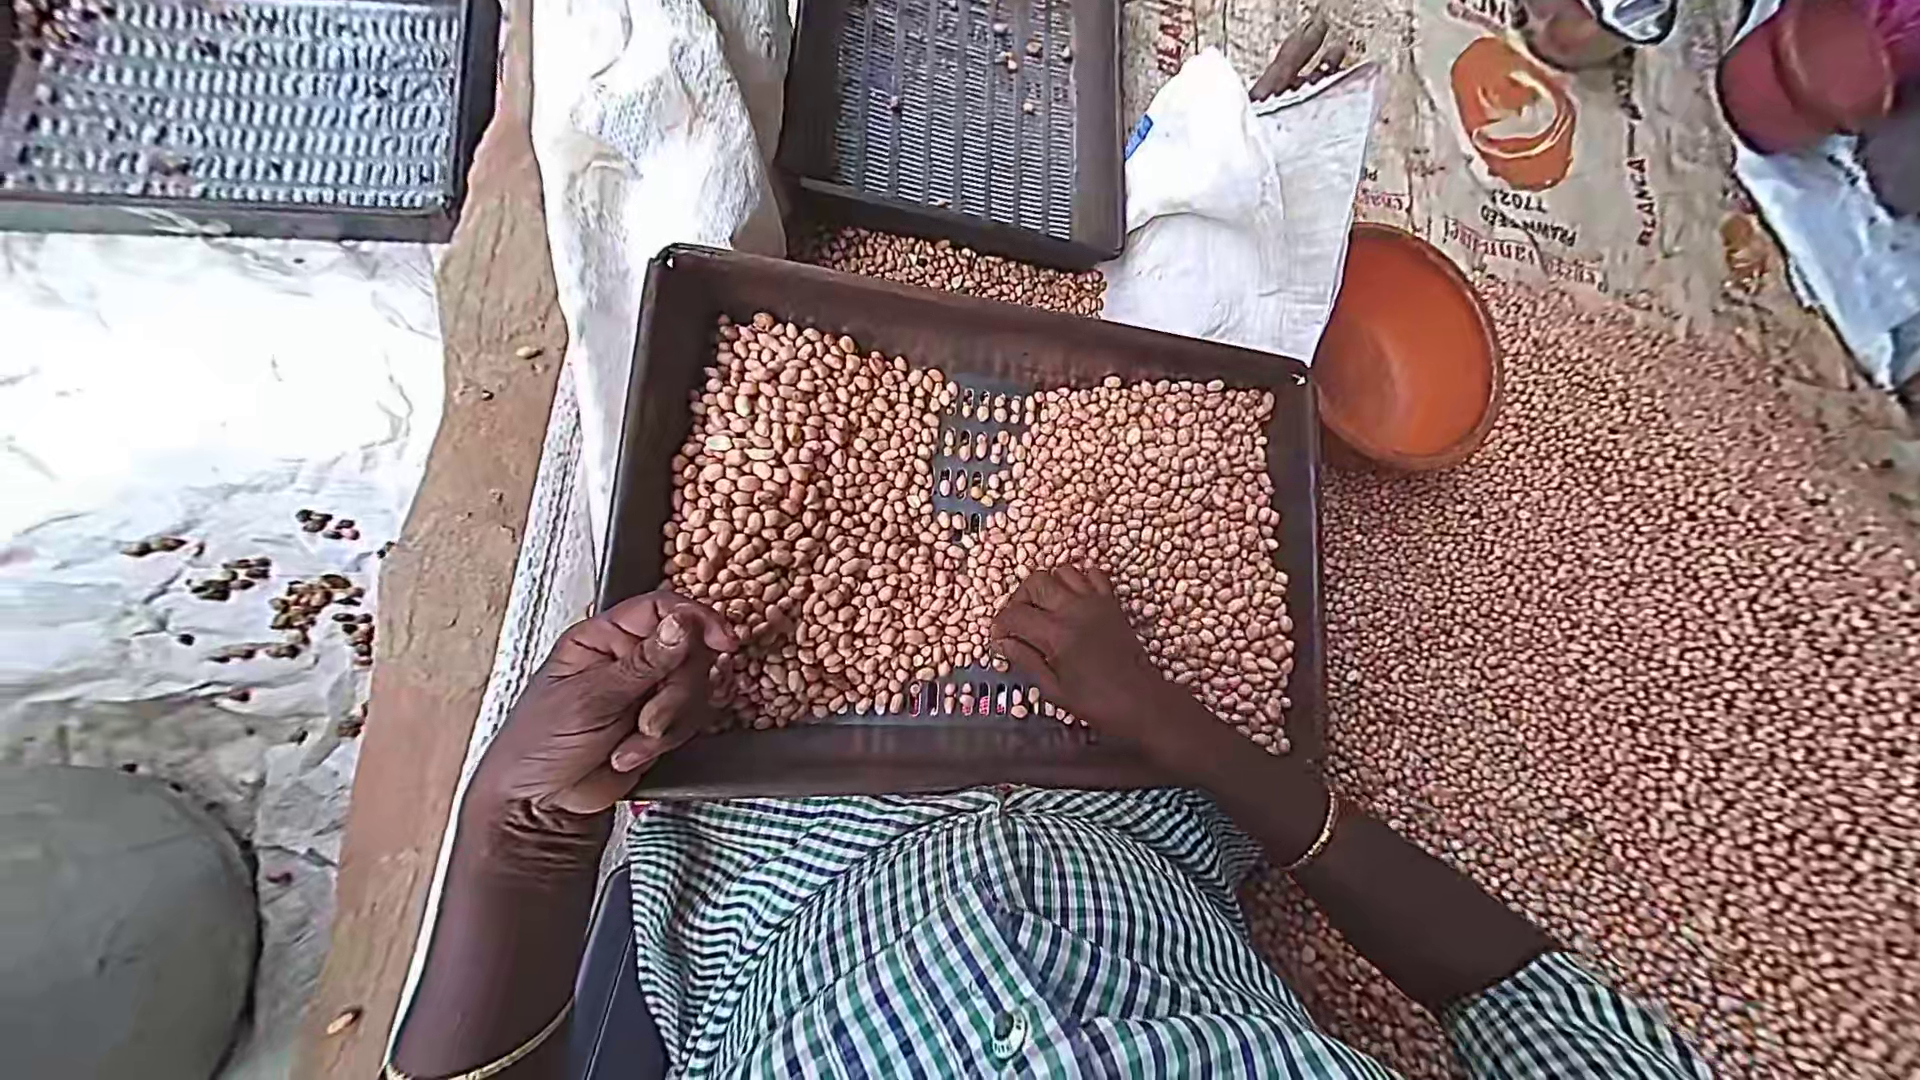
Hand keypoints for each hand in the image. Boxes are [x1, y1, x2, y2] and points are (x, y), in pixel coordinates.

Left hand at [462, 590, 736, 869]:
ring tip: (633, 740)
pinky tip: (633, 751)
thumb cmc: (540, 746)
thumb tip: (683, 623)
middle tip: (651, 717)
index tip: (722, 641)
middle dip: (677, 690)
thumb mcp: (591, 699)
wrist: (541, 806)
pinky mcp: (664, 717)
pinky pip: (693, 716)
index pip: (662, 608)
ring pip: (696, 685)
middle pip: (690, 649)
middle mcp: (632, 656)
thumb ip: (645, 661)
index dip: (697, 619)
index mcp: (605, 637)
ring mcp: (650, 687)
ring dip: (669, 720)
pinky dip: (669, 738)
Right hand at [991, 567, 1201, 759]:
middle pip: (1035, 581)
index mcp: (1056, 635)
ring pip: (1062, 571)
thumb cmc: (1097, 703)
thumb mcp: (1053, 690)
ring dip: (1047, 585)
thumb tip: (1002, 643)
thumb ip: (1026, 660)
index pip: (1015, 614)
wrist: (1142, 701)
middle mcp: (1074, 610)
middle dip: (1019, 598)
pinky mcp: (1111, 602)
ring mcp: (1095, 602)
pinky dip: (1078, 579)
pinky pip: (1092, 573)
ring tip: (1044, 607)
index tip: (1000, 637)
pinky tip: (1072, 599)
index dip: (1000, 624)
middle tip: (1019, 619)